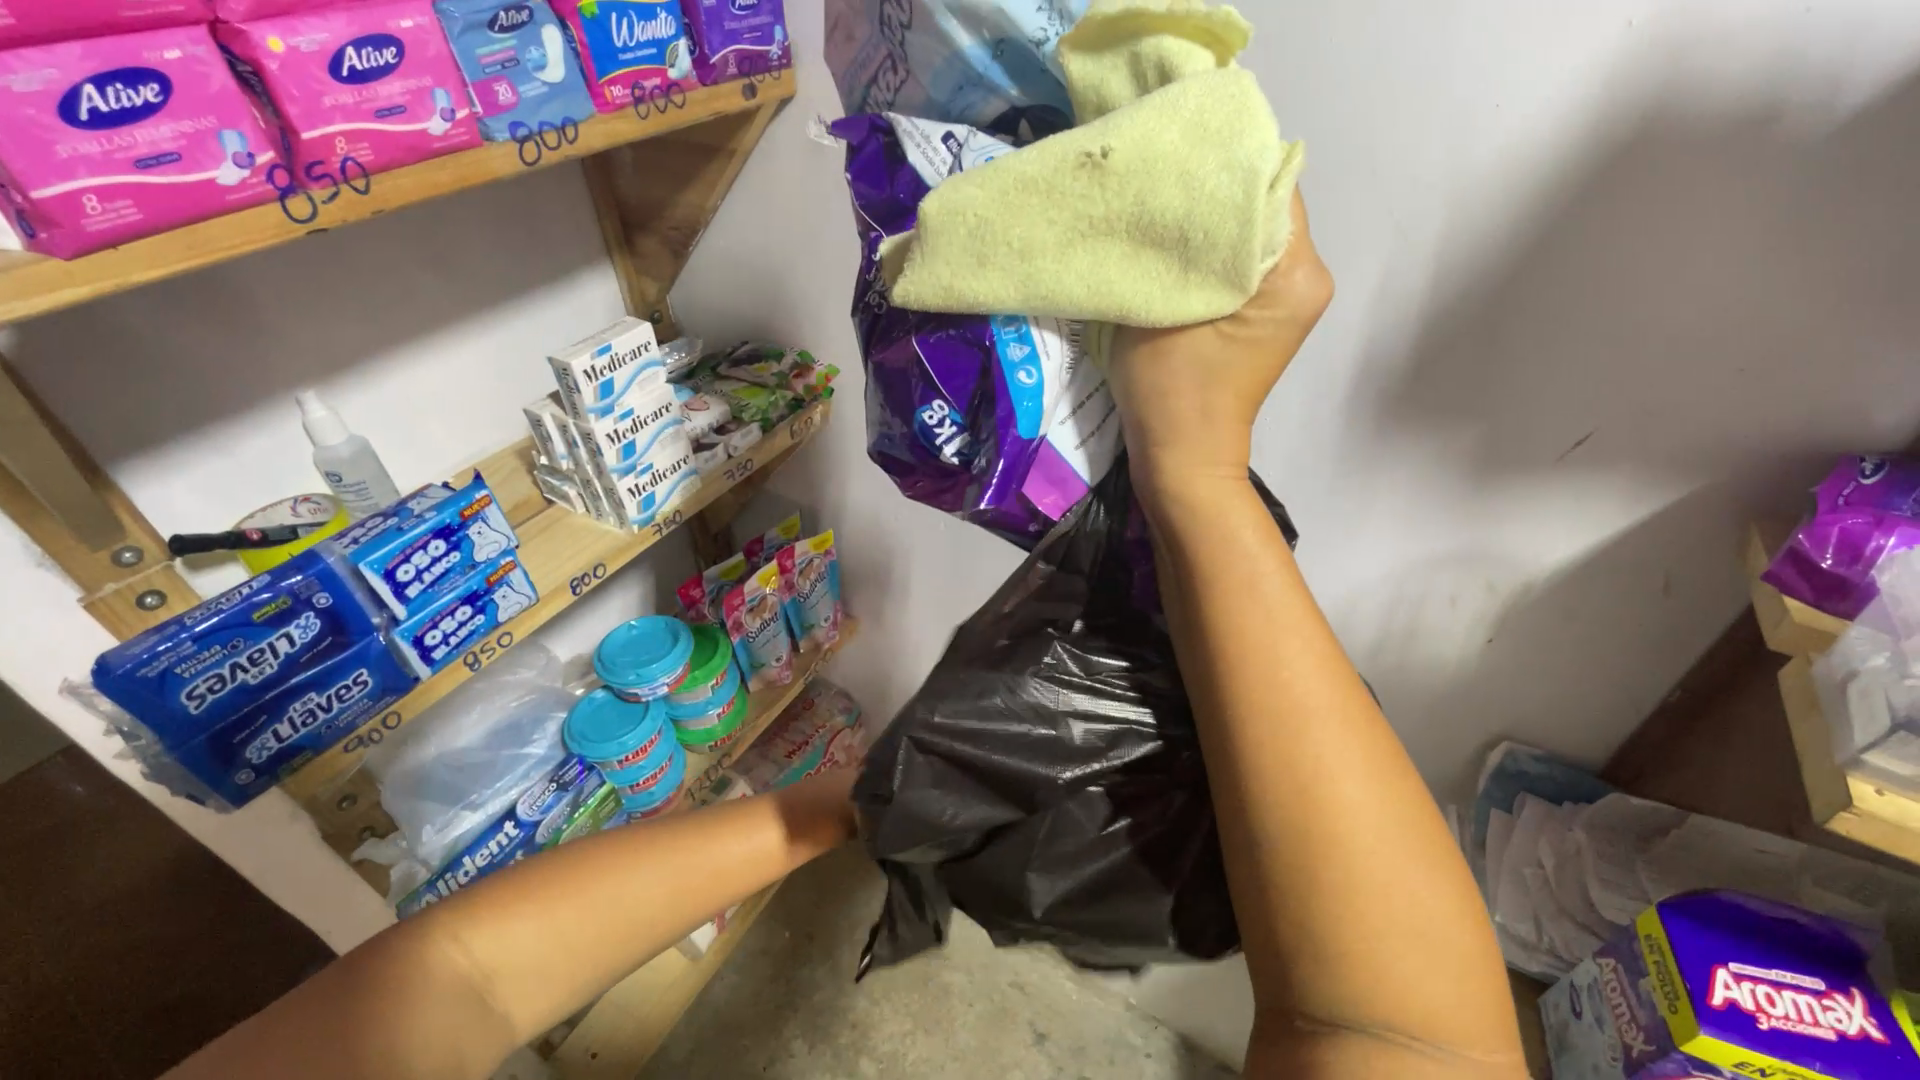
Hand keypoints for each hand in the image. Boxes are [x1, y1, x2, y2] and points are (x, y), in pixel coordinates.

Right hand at [1107, 190, 1332, 491]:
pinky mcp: (1271, 311)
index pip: (1270, 183)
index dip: (1222, 161)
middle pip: (1266, 204)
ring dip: (1215, 218)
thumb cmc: (1170, 387)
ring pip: (1255, 229)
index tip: (1174, 151)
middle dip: (1218, 188)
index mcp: (1296, 272)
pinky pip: (1248, 258)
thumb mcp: (1165, 302)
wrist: (1182, 457)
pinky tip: (1179, 247)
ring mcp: (1294, 295)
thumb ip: (1180, 240)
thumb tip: (1174, 179)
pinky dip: (1217, 247)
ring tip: (1166, 208)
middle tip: (1162, 175)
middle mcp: (1310, 275)